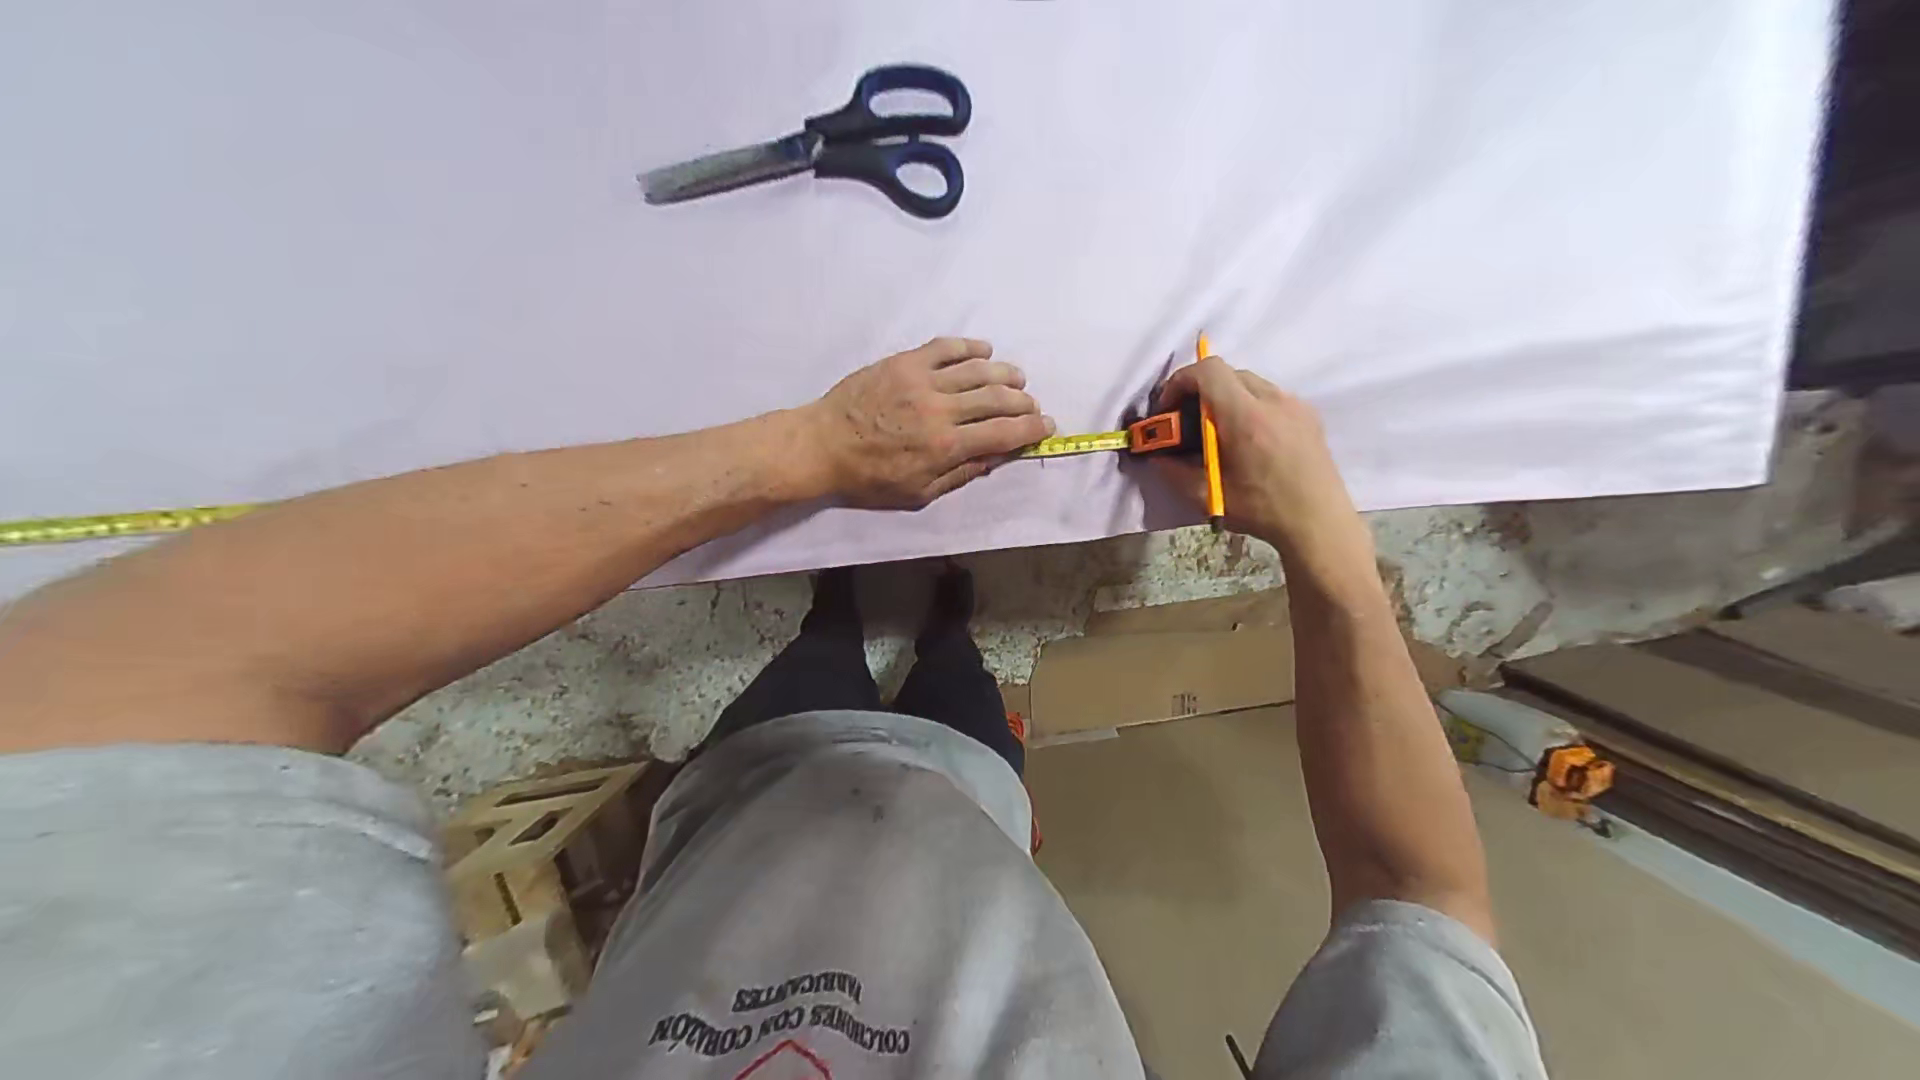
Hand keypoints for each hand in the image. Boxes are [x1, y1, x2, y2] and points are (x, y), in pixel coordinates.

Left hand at [804, 338, 1055, 507]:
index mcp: (946, 447)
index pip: (1004, 433)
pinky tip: (984, 351)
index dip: (1032, 428)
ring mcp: (922, 380)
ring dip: (1005, 374)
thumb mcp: (918, 493)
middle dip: (1024, 402)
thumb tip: (997, 457)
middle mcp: (941, 410)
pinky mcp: (905, 361)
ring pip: (979, 370)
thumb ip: (961, 474)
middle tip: (1032, 405)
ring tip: (1015, 380)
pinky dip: (971, 347)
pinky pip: (946, 347)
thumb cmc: (870, 478)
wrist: (823, 446)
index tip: (1047, 425)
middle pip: (998, 398)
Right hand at [1153, 356, 1362, 559]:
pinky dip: (1249, 406)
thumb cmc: (1262, 510)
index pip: (1208, 371)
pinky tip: (1246, 438)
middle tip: (1186, 421)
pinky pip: (1270, 396)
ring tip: (1216, 431)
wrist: (1318, 523)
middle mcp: (1273, 401)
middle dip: (1199, 390)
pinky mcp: (1308, 415)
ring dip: (1225, 397)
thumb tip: (1157, 457)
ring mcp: (1295, 405)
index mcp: (1245, 417)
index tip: (1168, 408)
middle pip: (1227, 373)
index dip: (1180, 381)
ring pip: (1249, 383)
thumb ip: (1174, 471)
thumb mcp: (1207, 495)